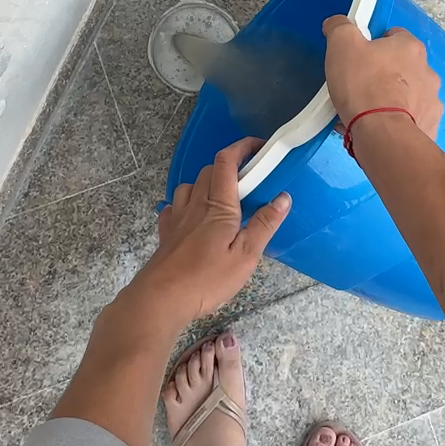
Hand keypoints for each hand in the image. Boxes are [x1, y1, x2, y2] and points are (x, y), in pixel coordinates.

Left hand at [125, 137, 290, 324]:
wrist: (161, 298)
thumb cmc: (207, 278)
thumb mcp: (246, 256)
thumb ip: (265, 224)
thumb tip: (283, 197)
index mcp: (219, 204)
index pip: (227, 161)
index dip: (243, 147)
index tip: (260, 147)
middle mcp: (196, 202)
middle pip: (210, 169)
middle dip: (231, 166)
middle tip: (250, 182)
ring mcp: (177, 215)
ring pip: (192, 184)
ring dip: (208, 183)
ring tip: (223, 200)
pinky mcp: (166, 230)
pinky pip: (176, 204)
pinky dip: (188, 201)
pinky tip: (194, 216)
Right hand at [321, 16, 443, 137]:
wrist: (384, 135)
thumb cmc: (364, 85)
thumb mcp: (342, 45)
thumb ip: (340, 28)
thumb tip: (337, 23)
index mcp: (410, 47)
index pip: (394, 35)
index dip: (373, 44)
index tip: (358, 57)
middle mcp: (428, 71)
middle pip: (402, 67)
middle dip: (382, 75)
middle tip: (358, 87)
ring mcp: (432, 101)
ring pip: (406, 95)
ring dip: (389, 100)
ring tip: (364, 113)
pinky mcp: (430, 126)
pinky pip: (409, 120)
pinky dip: (395, 123)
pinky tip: (375, 129)